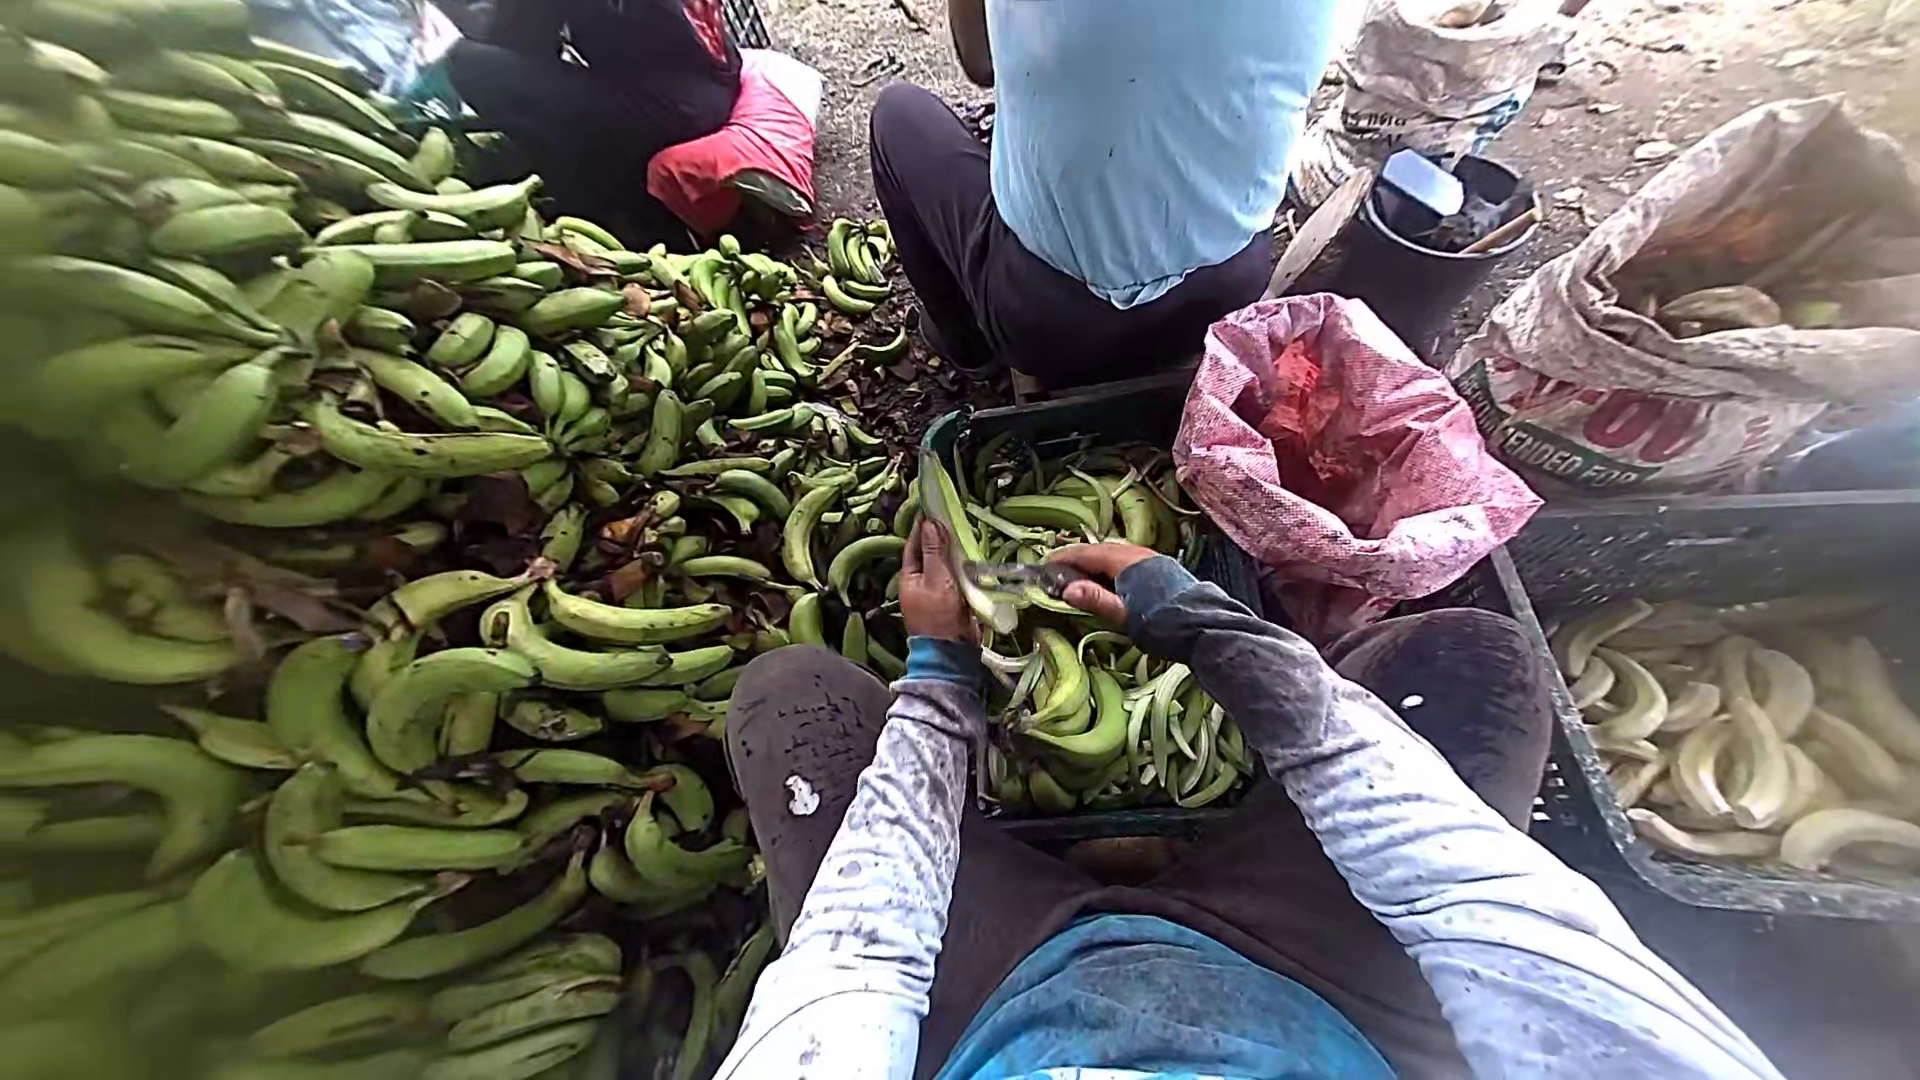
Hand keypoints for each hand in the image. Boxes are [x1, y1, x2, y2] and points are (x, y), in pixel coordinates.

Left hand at [900, 517, 976, 641]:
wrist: (952, 651)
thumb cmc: (939, 614)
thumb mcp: (936, 578)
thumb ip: (935, 551)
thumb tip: (930, 523)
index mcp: (910, 576)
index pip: (915, 544)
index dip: (923, 526)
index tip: (932, 507)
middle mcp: (920, 581)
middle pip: (930, 552)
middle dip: (940, 536)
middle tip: (951, 516)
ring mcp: (936, 590)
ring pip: (944, 563)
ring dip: (953, 550)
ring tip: (963, 531)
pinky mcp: (952, 598)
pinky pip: (956, 575)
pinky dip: (963, 565)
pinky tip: (972, 556)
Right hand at [1047, 543, 1158, 623]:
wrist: (1206, 628)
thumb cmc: (1161, 623)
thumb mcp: (1124, 615)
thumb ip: (1095, 600)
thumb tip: (1066, 589)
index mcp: (1124, 561)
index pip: (1086, 554)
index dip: (1063, 559)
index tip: (1045, 564)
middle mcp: (1136, 553)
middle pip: (1099, 550)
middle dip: (1076, 558)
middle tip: (1057, 569)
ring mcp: (1150, 558)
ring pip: (1113, 553)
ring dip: (1093, 561)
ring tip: (1078, 575)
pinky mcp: (1160, 568)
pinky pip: (1126, 559)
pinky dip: (1108, 565)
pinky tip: (1106, 579)